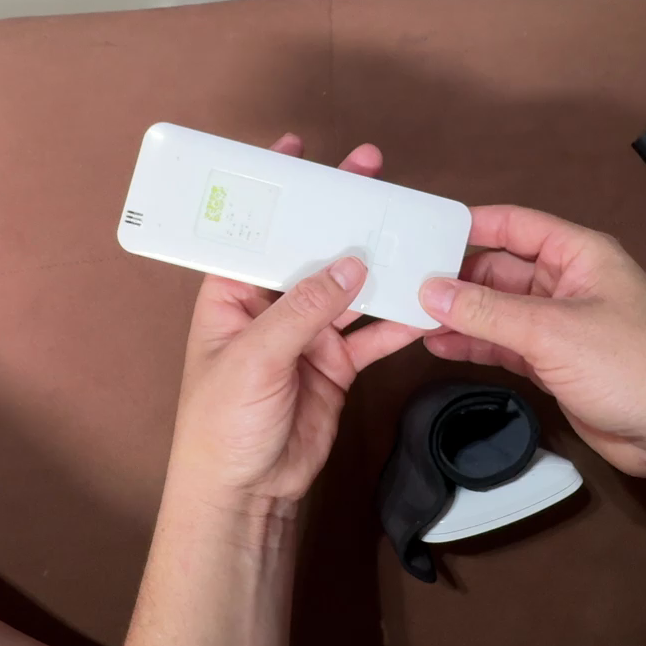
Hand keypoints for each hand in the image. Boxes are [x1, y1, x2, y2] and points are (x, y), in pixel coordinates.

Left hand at [169, 136, 425, 511]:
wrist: (247, 493)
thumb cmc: (221, 426)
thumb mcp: (253, 359)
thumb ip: (302, 310)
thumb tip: (349, 267)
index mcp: (232, 295)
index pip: (255, 231)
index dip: (275, 193)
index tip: (297, 152)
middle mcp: (271, 307)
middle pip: (310, 250)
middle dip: (338, 214)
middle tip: (371, 173)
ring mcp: (307, 334)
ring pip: (348, 287)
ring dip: (376, 263)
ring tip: (408, 228)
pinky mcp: (336, 363)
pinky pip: (372, 333)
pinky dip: (397, 320)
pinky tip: (424, 304)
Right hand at [419, 205, 645, 475]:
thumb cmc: (631, 365)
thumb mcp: (551, 330)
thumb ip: (486, 310)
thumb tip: (429, 290)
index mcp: (578, 254)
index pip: (515, 225)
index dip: (470, 225)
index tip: (424, 231)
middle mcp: (567, 282)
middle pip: (501, 270)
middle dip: (457, 279)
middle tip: (405, 286)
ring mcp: (561, 324)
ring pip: (499, 310)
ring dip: (461, 315)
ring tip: (412, 319)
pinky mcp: (555, 361)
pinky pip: (506, 343)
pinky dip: (476, 344)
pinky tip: (441, 346)